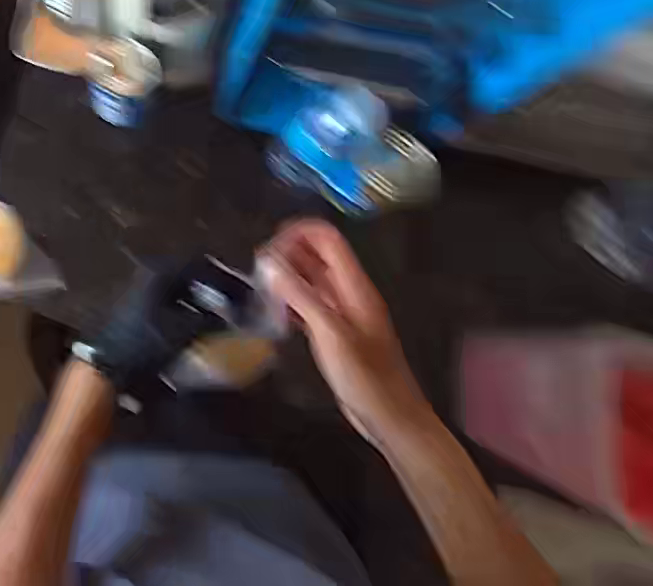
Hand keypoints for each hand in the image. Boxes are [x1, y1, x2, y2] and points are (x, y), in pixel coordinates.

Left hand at [76, 261, 227, 393]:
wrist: (107, 365)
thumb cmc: (145, 342)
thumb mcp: (183, 331)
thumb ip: (209, 320)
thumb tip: (230, 318)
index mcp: (162, 271)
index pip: (201, 263)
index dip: (226, 277)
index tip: (244, 291)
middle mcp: (151, 272)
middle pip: (191, 271)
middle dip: (216, 285)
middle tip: (236, 301)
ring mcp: (142, 287)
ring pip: (181, 285)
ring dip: (202, 296)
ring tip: (222, 314)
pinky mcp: (137, 303)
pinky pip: (171, 297)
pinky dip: (189, 305)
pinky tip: (199, 323)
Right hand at [261, 219, 430, 445]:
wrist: (392, 420)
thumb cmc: (367, 378)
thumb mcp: (330, 333)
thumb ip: (299, 294)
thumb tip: (269, 261)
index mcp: (353, 284)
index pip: (325, 237)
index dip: (297, 232)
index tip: (270, 249)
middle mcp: (347, 290)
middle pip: (315, 253)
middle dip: (286, 254)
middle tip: (259, 272)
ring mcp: (340, 310)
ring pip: (309, 278)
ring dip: (285, 278)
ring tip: (261, 291)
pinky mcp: (333, 330)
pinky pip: (308, 302)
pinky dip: (290, 301)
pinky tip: (273, 314)